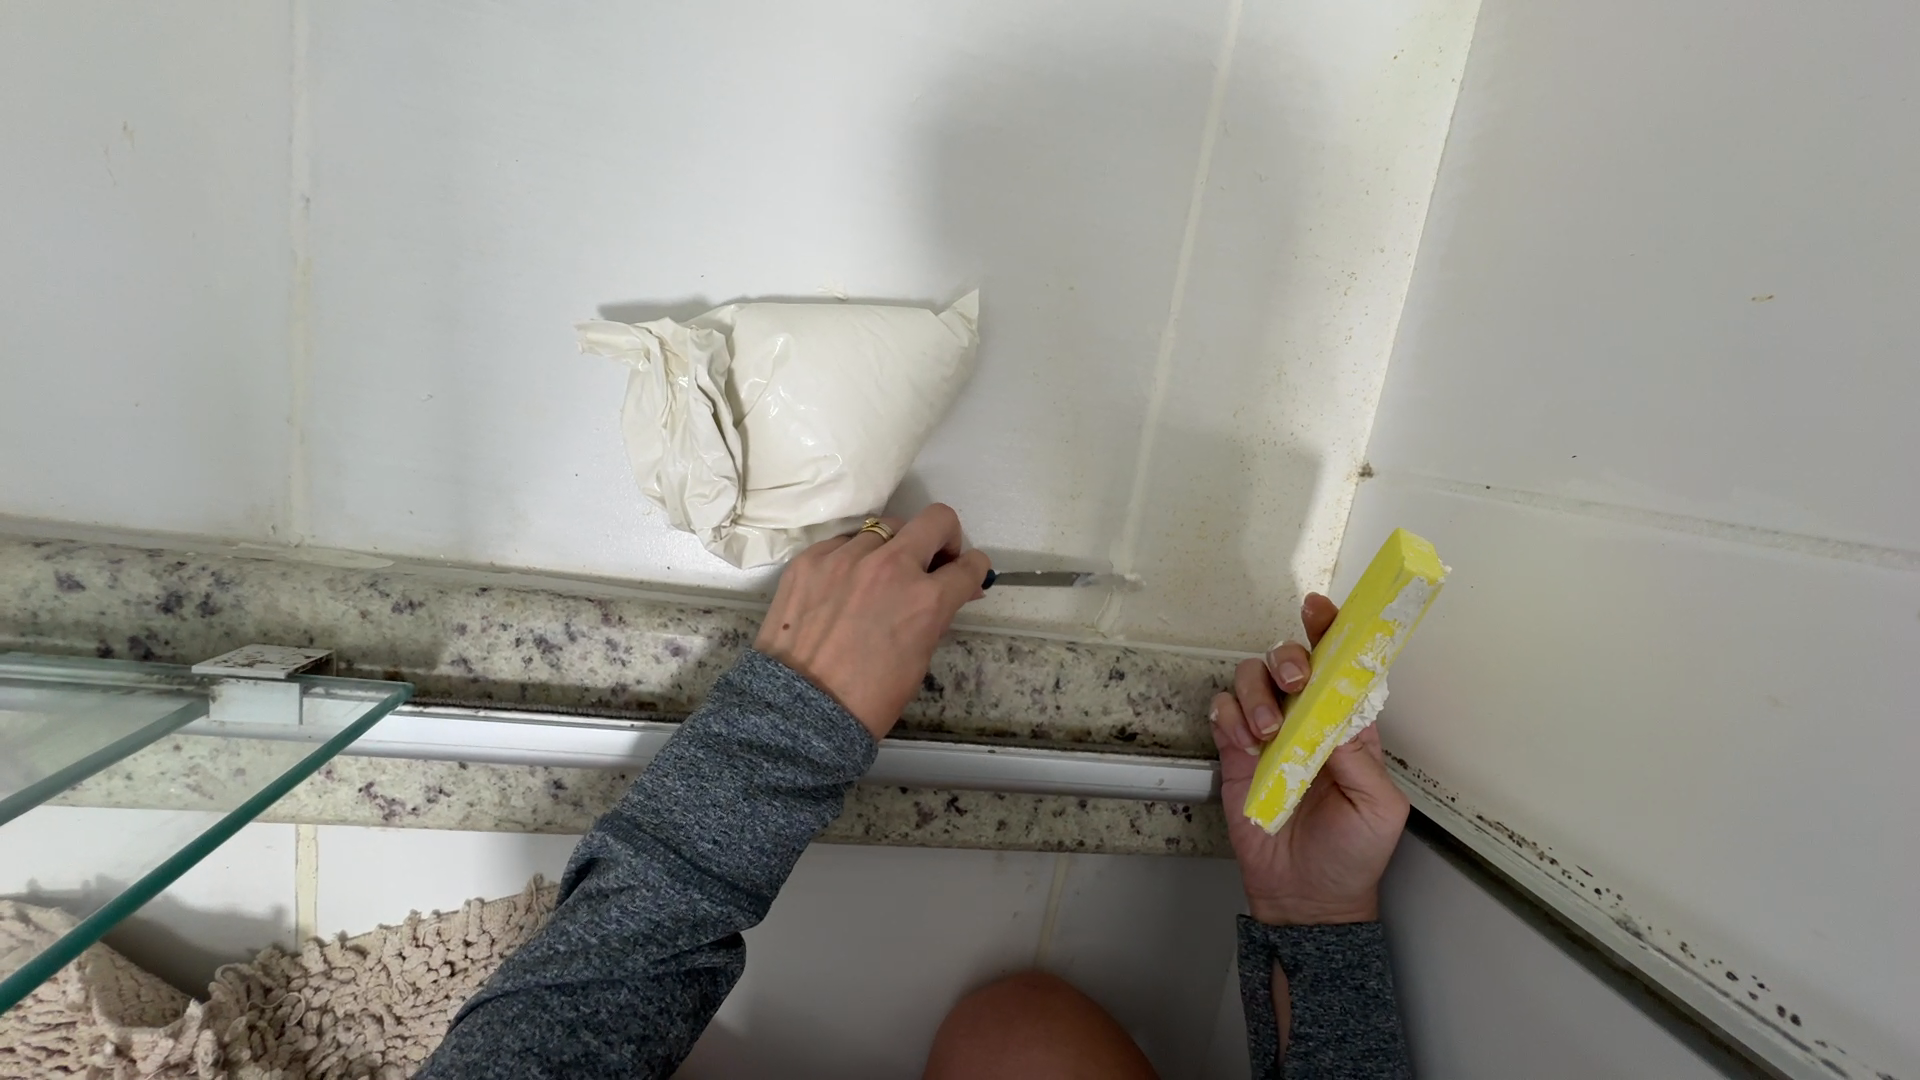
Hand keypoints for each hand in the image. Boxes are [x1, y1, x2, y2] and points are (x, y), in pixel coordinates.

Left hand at [755, 503, 990, 739]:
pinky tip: (843, 583)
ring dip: (894, 546)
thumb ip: (938, 614)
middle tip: (932, 561)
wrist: (799, 709)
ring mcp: (846, 557)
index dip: (974, 569)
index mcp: (926, 599)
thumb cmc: (868, 697)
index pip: (969, 565)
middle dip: (945, 537)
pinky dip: (852, 556)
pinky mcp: (811, 558)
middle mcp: (891, 567)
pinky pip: (843, 542)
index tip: (967, 572)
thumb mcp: (919, 657)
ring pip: (886, 526)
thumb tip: (952, 592)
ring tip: (879, 574)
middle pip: (937, 520)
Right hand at [1211, 593, 1409, 924]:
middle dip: (1285, 660)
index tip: (1318, 608)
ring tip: (1266, 735)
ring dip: (1255, 695)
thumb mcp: (1379, 808)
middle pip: (1288, 661)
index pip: (1340, 668)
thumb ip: (1360, 758)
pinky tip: (1243, 742)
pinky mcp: (1233, 750)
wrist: (1304, 893)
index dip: (1330, 633)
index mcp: (1347, 726)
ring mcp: (1266, 733)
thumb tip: (1332, 716)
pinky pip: (1221, 711)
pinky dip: (1228, 716)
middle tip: (1291, 685)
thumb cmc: (1353, 853)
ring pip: (1249, 679)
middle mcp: (1305, 719)